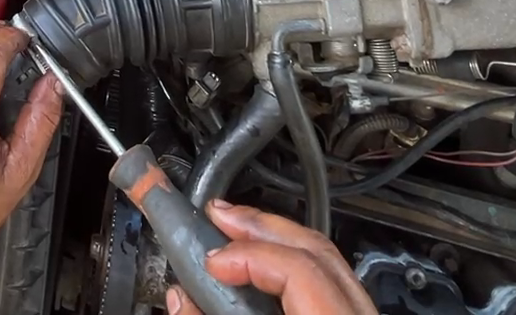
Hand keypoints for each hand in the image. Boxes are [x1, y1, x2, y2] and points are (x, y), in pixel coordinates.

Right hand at [168, 202, 377, 314]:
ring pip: (328, 259)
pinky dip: (294, 266)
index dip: (248, 254)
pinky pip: (334, 282)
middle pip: (317, 248)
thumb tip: (181, 299)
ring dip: (273, 239)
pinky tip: (263, 267)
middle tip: (215, 216)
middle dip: (258, 224)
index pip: (301, 268)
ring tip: (232, 232)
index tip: (210, 260)